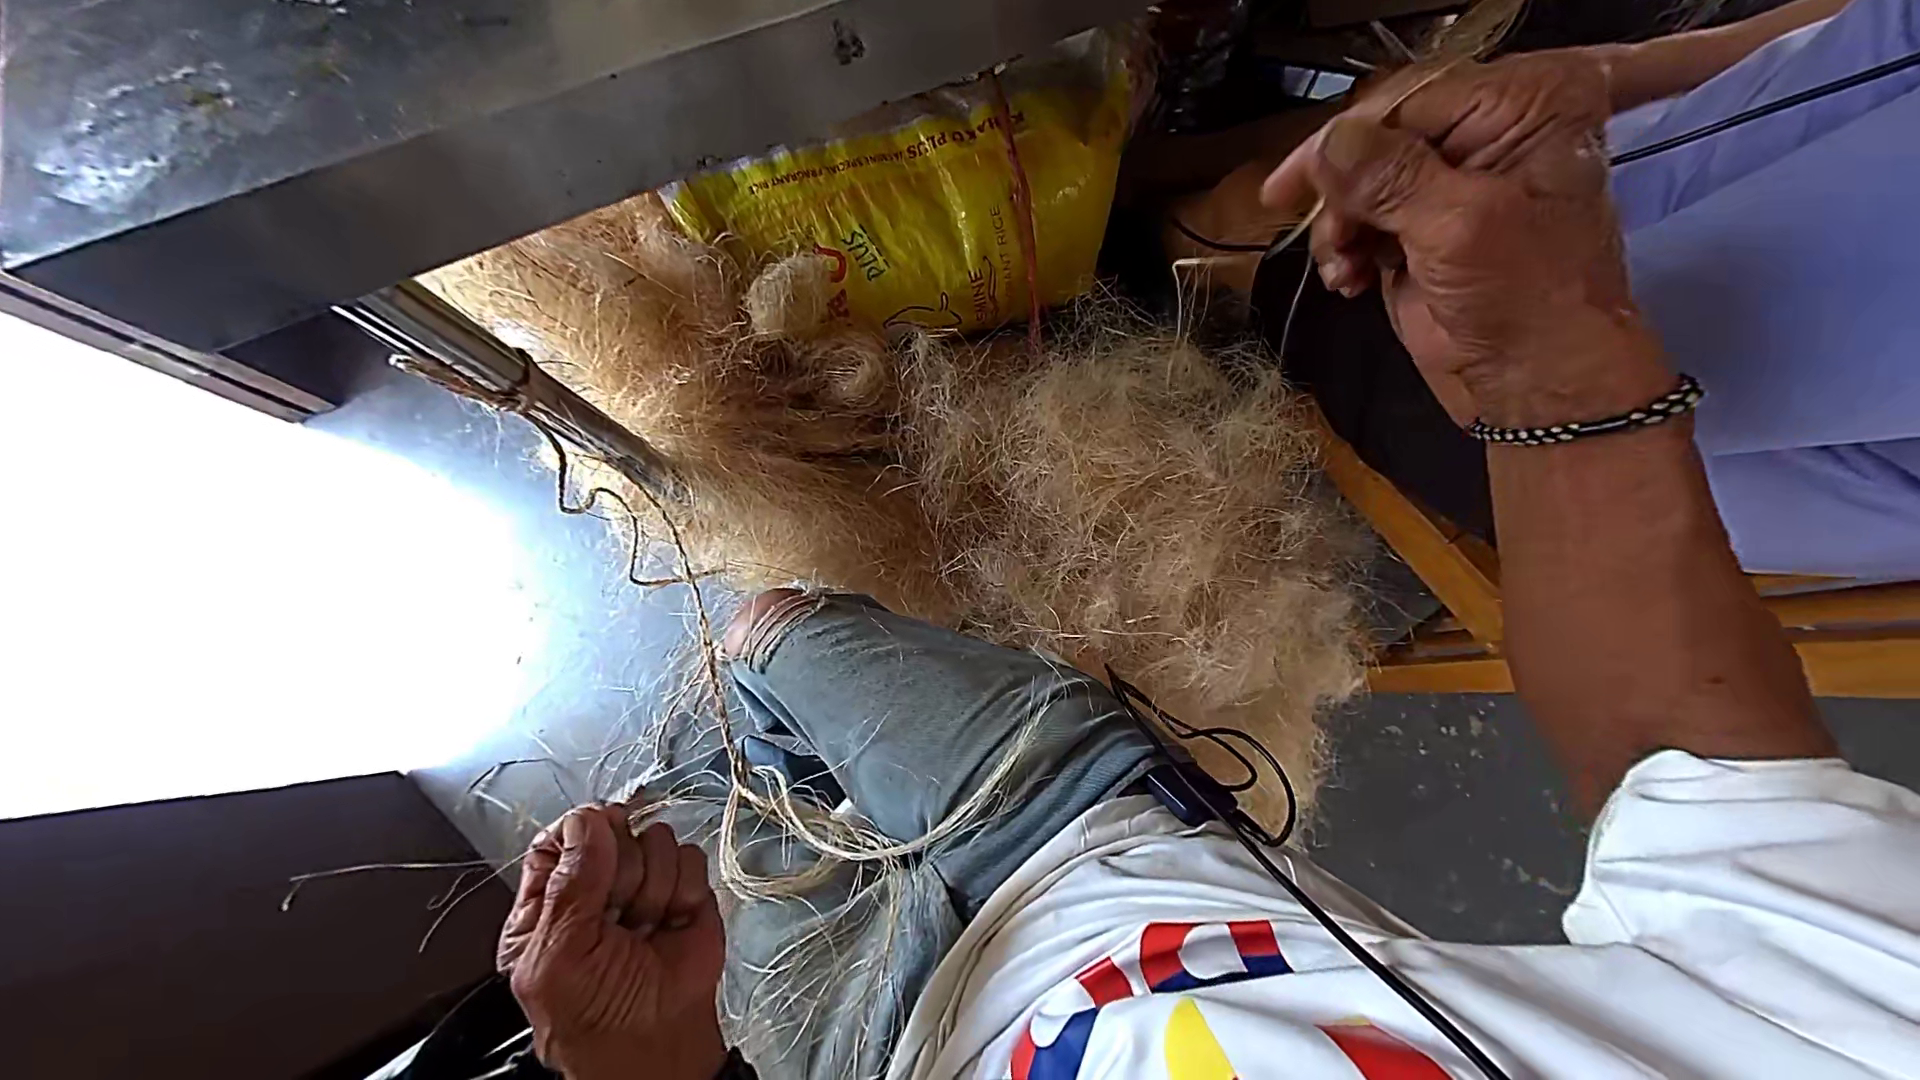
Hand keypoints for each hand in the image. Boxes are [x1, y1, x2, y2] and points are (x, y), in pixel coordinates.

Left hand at [499, 803, 727, 1079]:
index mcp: (549, 902)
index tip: (595, 840)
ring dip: (654, 886)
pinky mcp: (686, 882)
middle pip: (613, 830)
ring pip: (656, 838)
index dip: (579, 831)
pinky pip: (689, 855)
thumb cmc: (596, 1012)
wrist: (661, 1038)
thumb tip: (589, 819)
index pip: (558, 839)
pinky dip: (684, 889)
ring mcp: (646, 879)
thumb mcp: (559, 959)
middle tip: (617, 916)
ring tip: (646, 927)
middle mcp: (598, 884)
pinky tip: (673, 921)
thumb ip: (570, 887)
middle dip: (621, 871)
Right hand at [1261, 57, 1671, 427]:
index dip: (1339, 145)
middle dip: (1341, 202)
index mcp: (1519, 107)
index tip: (1282, 189)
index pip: (1405, 104)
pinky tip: (1349, 281)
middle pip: (1372, 145)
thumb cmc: (1520, 295)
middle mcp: (1482, 134)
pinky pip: (1356, 224)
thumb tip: (1326, 143)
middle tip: (1335, 247)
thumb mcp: (1458, 227)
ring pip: (1354, 188)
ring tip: (1345, 274)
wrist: (1526, 370)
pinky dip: (1342, 254)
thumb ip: (1392, 180)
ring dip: (1337, 235)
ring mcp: (1444, 185)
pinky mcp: (1415, 229)